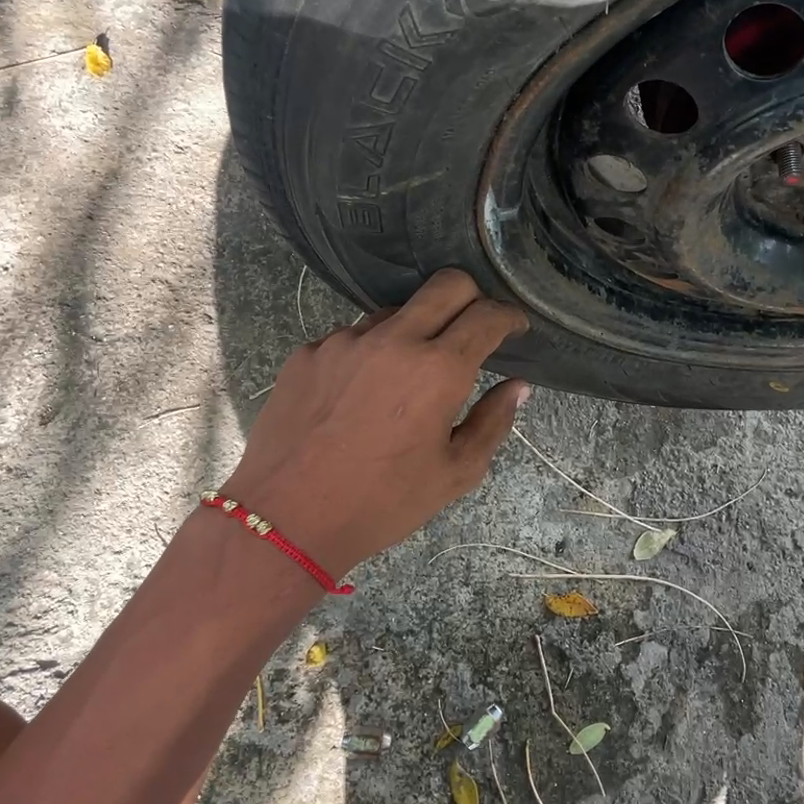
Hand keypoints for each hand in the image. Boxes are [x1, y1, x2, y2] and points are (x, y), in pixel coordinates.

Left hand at [219, 269, 529, 575]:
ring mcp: (345, 341)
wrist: (286, 519)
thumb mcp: (455, 473)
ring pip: (396, 311)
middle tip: (475, 327)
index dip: (509, 317)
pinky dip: (370, 354)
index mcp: (438, 370)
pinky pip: (352, 338)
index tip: (515, 327)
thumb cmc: (382, 502)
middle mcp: (394, 340)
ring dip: (416, 330)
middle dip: (472, 296)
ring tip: (409, 375)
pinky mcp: (308, 353)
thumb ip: (492, 422)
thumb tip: (517, 387)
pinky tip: (361, 394)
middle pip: (446, 284)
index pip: (487, 317)